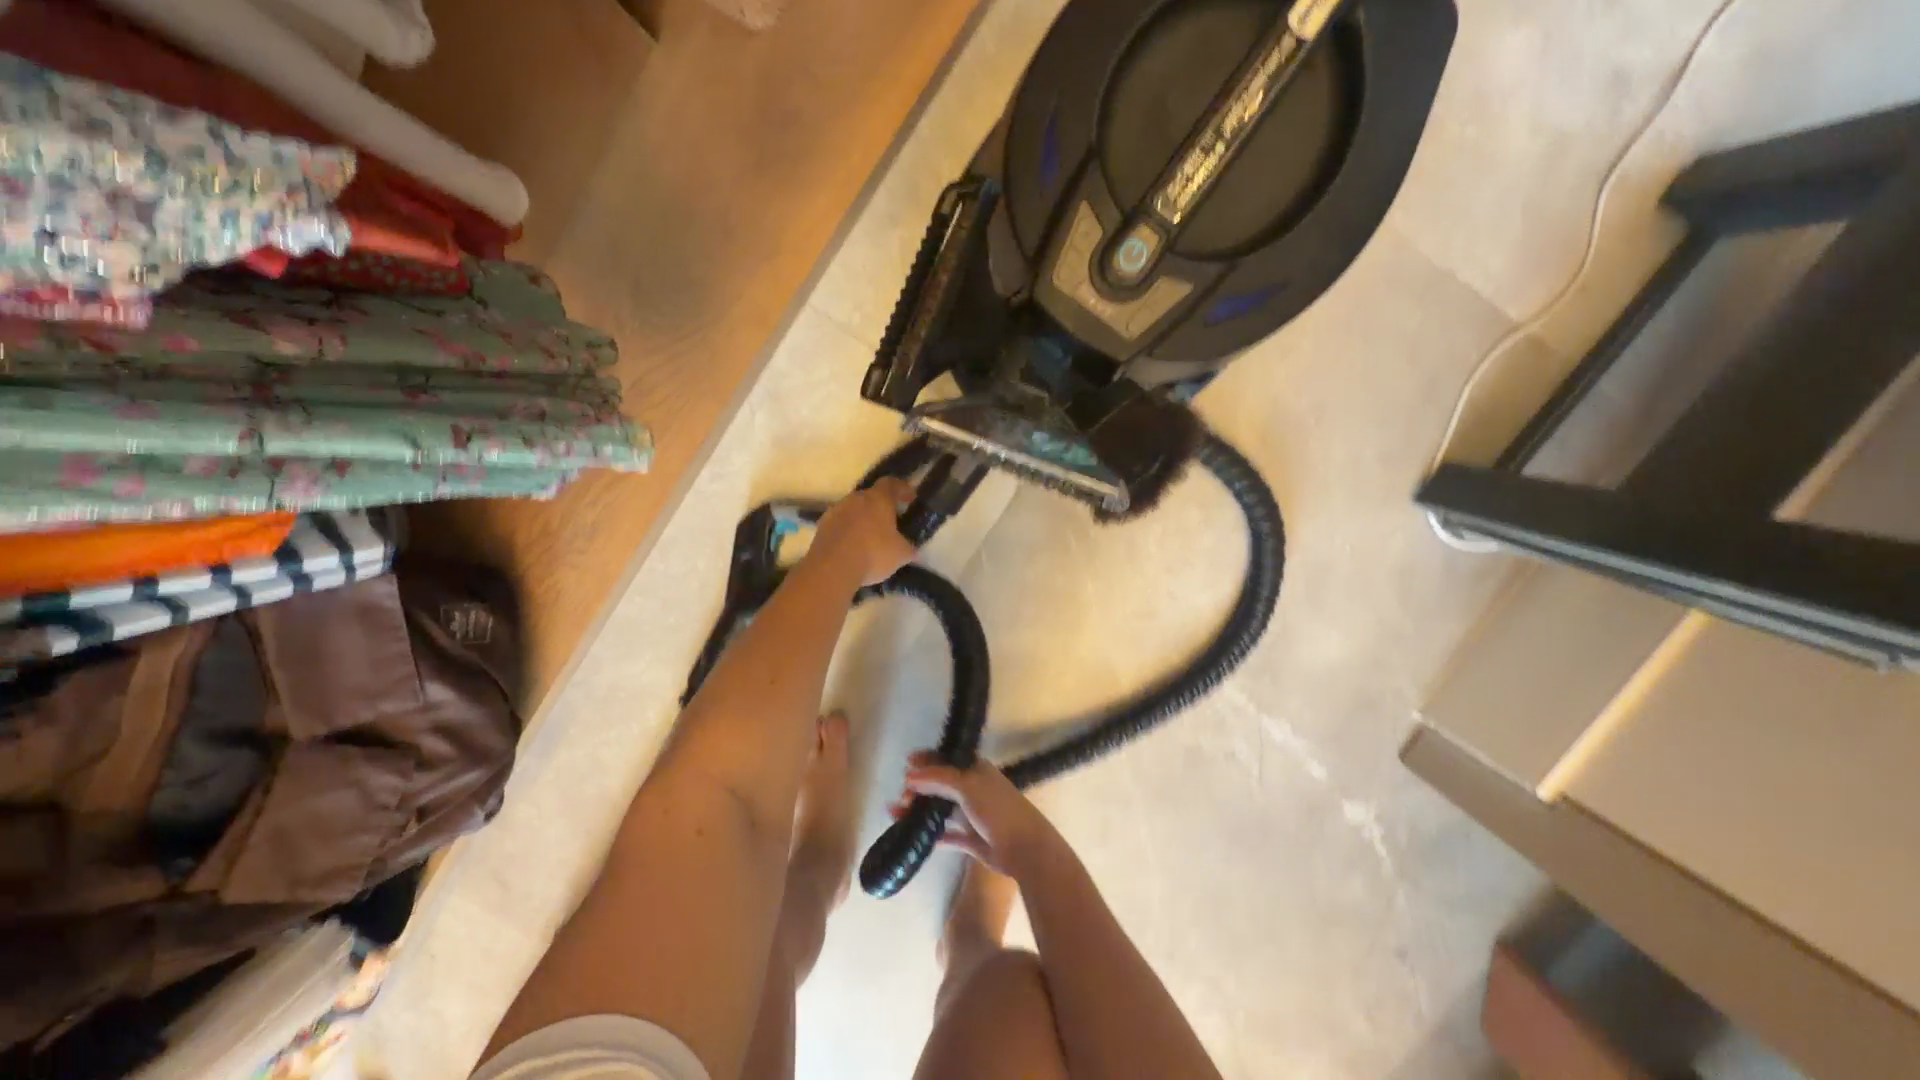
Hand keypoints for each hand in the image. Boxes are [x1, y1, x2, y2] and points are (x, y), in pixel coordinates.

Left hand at [809, 478, 916, 585]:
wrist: (832, 568)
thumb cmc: (873, 554)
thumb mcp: (902, 554)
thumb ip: (908, 546)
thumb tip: (910, 547)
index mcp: (878, 499)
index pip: (892, 484)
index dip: (902, 489)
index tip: (910, 499)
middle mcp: (855, 498)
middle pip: (870, 497)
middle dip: (881, 508)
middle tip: (890, 523)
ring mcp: (835, 511)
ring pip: (853, 510)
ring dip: (862, 520)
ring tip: (869, 538)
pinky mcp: (822, 526)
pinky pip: (840, 524)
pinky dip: (848, 532)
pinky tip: (852, 548)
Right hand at [891, 753, 1061, 878]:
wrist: (1024, 848)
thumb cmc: (997, 809)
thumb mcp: (967, 786)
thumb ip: (938, 778)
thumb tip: (909, 776)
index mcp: (976, 770)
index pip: (948, 759)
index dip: (927, 760)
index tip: (906, 764)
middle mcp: (974, 789)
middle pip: (941, 785)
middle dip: (919, 788)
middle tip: (902, 797)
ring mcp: (973, 815)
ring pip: (941, 810)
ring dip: (920, 811)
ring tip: (896, 813)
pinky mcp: (971, 839)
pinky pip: (947, 834)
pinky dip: (931, 834)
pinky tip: (912, 835)